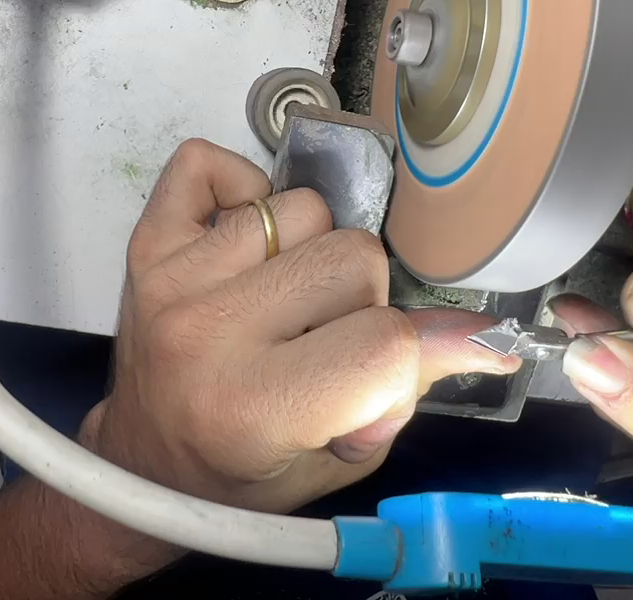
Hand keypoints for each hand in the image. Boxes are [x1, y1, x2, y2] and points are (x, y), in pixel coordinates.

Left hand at [83, 139, 518, 515]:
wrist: (144, 459)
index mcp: (251, 409)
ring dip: (309, 248)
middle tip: (322, 338)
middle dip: (359, 298)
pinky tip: (242, 244)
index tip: (369, 381)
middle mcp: (203, 333)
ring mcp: (169, 277)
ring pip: (301, 206)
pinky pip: (208, 162)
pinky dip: (240, 190)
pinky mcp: (145, 239)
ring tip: (280, 298)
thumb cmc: (243, 471)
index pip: (385, 342)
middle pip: (353, 254)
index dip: (398, 358)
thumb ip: (409, 385)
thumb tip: (488, 336)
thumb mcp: (339, 453)